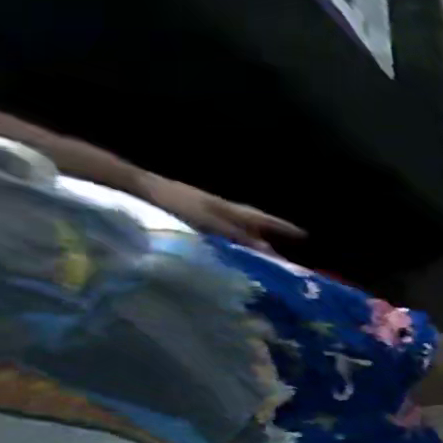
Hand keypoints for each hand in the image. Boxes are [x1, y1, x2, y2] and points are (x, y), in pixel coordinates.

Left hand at [140, 174, 305, 250]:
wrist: (136, 188)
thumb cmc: (176, 203)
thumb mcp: (212, 223)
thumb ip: (241, 238)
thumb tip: (272, 253)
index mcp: (233, 211)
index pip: (267, 221)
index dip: (286, 228)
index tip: (306, 236)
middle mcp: (225, 211)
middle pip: (255, 225)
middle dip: (272, 237)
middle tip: (288, 252)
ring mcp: (208, 214)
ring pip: (239, 230)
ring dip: (252, 241)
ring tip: (264, 254)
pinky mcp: (191, 219)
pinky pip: (222, 233)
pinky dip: (232, 242)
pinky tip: (232, 251)